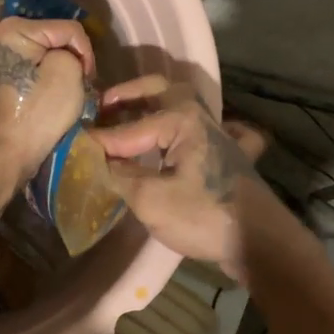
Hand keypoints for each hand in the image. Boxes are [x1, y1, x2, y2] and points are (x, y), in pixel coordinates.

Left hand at [0, 18, 95, 176]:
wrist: (10, 152)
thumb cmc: (39, 111)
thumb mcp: (68, 71)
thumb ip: (75, 50)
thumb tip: (70, 59)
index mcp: (16, 28)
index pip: (71, 29)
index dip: (85, 53)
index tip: (85, 80)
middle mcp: (8, 36)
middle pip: (62, 40)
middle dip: (76, 61)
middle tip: (81, 86)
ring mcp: (10, 58)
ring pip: (55, 56)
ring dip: (68, 72)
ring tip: (71, 94)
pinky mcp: (14, 77)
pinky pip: (44, 69)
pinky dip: (56, 80)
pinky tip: (57, 98)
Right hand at [91, 75, 267, 271]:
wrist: (261, 243)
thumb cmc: (204, 216)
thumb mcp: (150, 199)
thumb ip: (120, 174)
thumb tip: (98, 159)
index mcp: (180, 119)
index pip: (128, 128)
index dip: (99, 139)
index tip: (72, 144)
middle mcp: (201, 117)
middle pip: (160, 90)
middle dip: (128, 94)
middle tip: (102, 107)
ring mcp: (220, 134)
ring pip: (183, 105)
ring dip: (154, 105)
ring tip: (128, 119)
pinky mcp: (229, 155)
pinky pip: (213, 128)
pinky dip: (198, 127)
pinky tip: (191, 138)